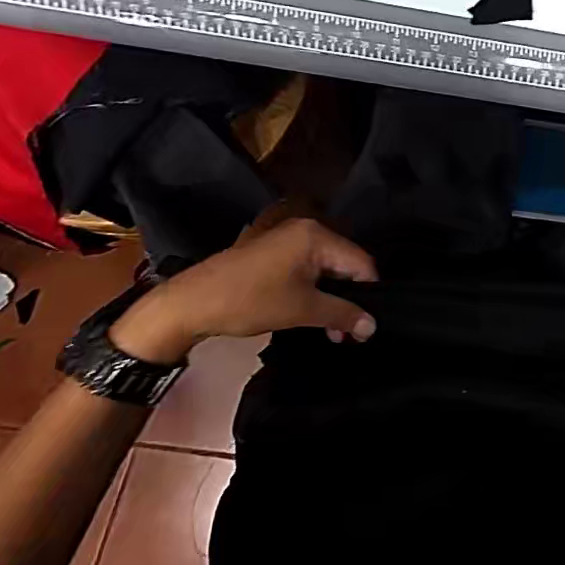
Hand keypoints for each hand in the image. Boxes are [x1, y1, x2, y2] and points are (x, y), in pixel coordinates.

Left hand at [109, 219, 377, 364]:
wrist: (192, 303)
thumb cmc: (252, 301)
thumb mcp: (303, 310)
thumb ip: (343, 314)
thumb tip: (372, 326)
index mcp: (317, 236)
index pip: (361, 263)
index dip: (369, 295)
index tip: (365, 327)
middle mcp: (306, 229)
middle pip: (345, 264)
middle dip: (350, 299)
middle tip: (347, 334)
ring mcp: (288, 239)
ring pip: (326, 268)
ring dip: (332, 298)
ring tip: (330, 331)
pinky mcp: (275, 252)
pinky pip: (308, 268)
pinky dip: (314, 290)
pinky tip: (312, 314)